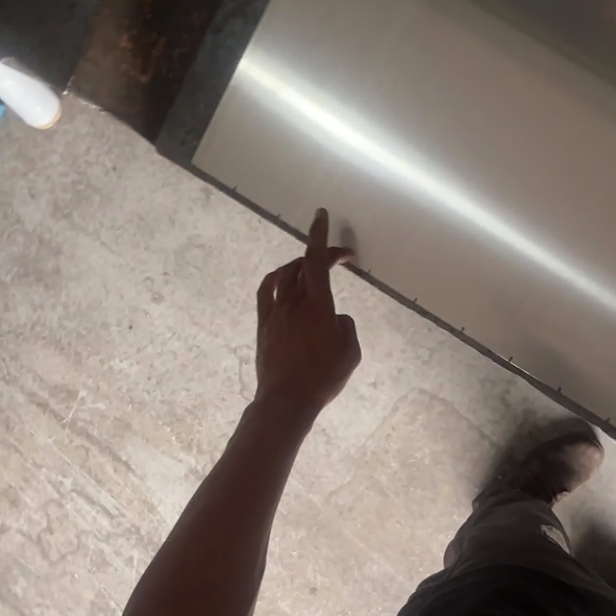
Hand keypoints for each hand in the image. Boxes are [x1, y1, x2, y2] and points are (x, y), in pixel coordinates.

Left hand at [254, 209, 360, 418]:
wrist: (287, 400)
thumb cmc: (323, 378)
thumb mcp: (351, 352)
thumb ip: (346, 327)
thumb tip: (336, 320)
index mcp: (318, 305)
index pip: (317, 260)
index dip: (320, 235)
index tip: (322, 215)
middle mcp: (293, 302)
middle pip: (303, 265)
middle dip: (321, 254)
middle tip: (339, 258)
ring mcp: (275, 313)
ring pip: (284, 276)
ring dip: (299, 265)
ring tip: (312, 268)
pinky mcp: (264, 325)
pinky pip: (266, 292)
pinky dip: (276, 279)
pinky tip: (282, 281)